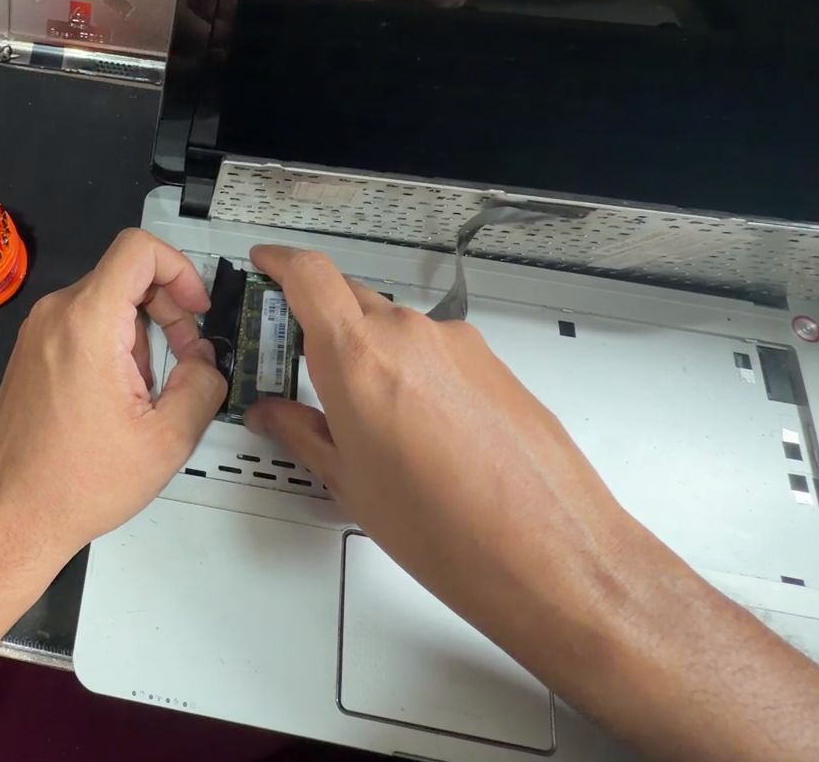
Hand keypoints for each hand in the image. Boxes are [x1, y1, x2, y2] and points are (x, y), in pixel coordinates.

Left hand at [0, 229, 227, 572]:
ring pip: (107, 301)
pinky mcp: (31, 351)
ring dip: (142, 335)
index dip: (180, 268)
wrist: (11, 515)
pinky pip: (83, 323)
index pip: (138, 248)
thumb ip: (203, 384)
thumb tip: (205, 358)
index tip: (197, 310)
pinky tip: (116, 398)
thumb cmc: (81, 482)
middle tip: (186, 362)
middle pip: (126, 275)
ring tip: (145, 395)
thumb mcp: (167, 440)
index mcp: (87, 321)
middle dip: (168, 310)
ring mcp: (37, 330)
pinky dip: (113, 344)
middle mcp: (56, 313)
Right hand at [243, 245, 640, 640]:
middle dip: (318, 322)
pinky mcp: (491, 361)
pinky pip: (432, 348)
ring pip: (391, 326)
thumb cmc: (452, 531)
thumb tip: (275, 414)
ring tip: (367, 413)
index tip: (267, 263)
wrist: (552, 557)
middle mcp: (407, 336)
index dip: (280, 260)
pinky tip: (416, 424)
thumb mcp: (349, 481)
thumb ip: (300, 432)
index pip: (309, 274)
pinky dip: (411, 369)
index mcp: (358, 358)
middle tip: (302, 360)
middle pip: (346, 297)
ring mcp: (455, 345)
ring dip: (369, 351)